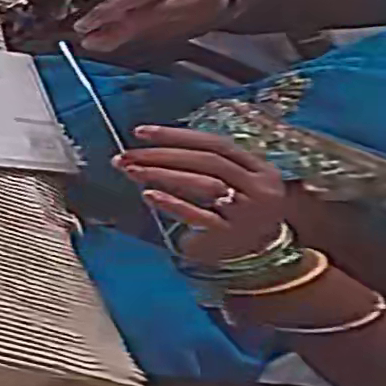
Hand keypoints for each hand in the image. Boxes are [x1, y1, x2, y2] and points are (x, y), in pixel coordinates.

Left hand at [113, 126, 286, 264]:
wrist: (250, 254)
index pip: (216, 144)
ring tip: (131, 171)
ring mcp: (249, 212)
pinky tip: (148, 195)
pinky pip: (199, 216)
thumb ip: (196, 166)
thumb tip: (142, 151)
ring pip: (205, 185)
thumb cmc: (226, 211)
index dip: (176, 136)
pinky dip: (172, 203)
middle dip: (161, 154)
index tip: (139, 132)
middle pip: (208, 161)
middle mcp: (260, 188)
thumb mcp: (224, 184)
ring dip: (162, 175)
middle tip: (126, 155)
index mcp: (258, 169)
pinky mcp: (230, 234)